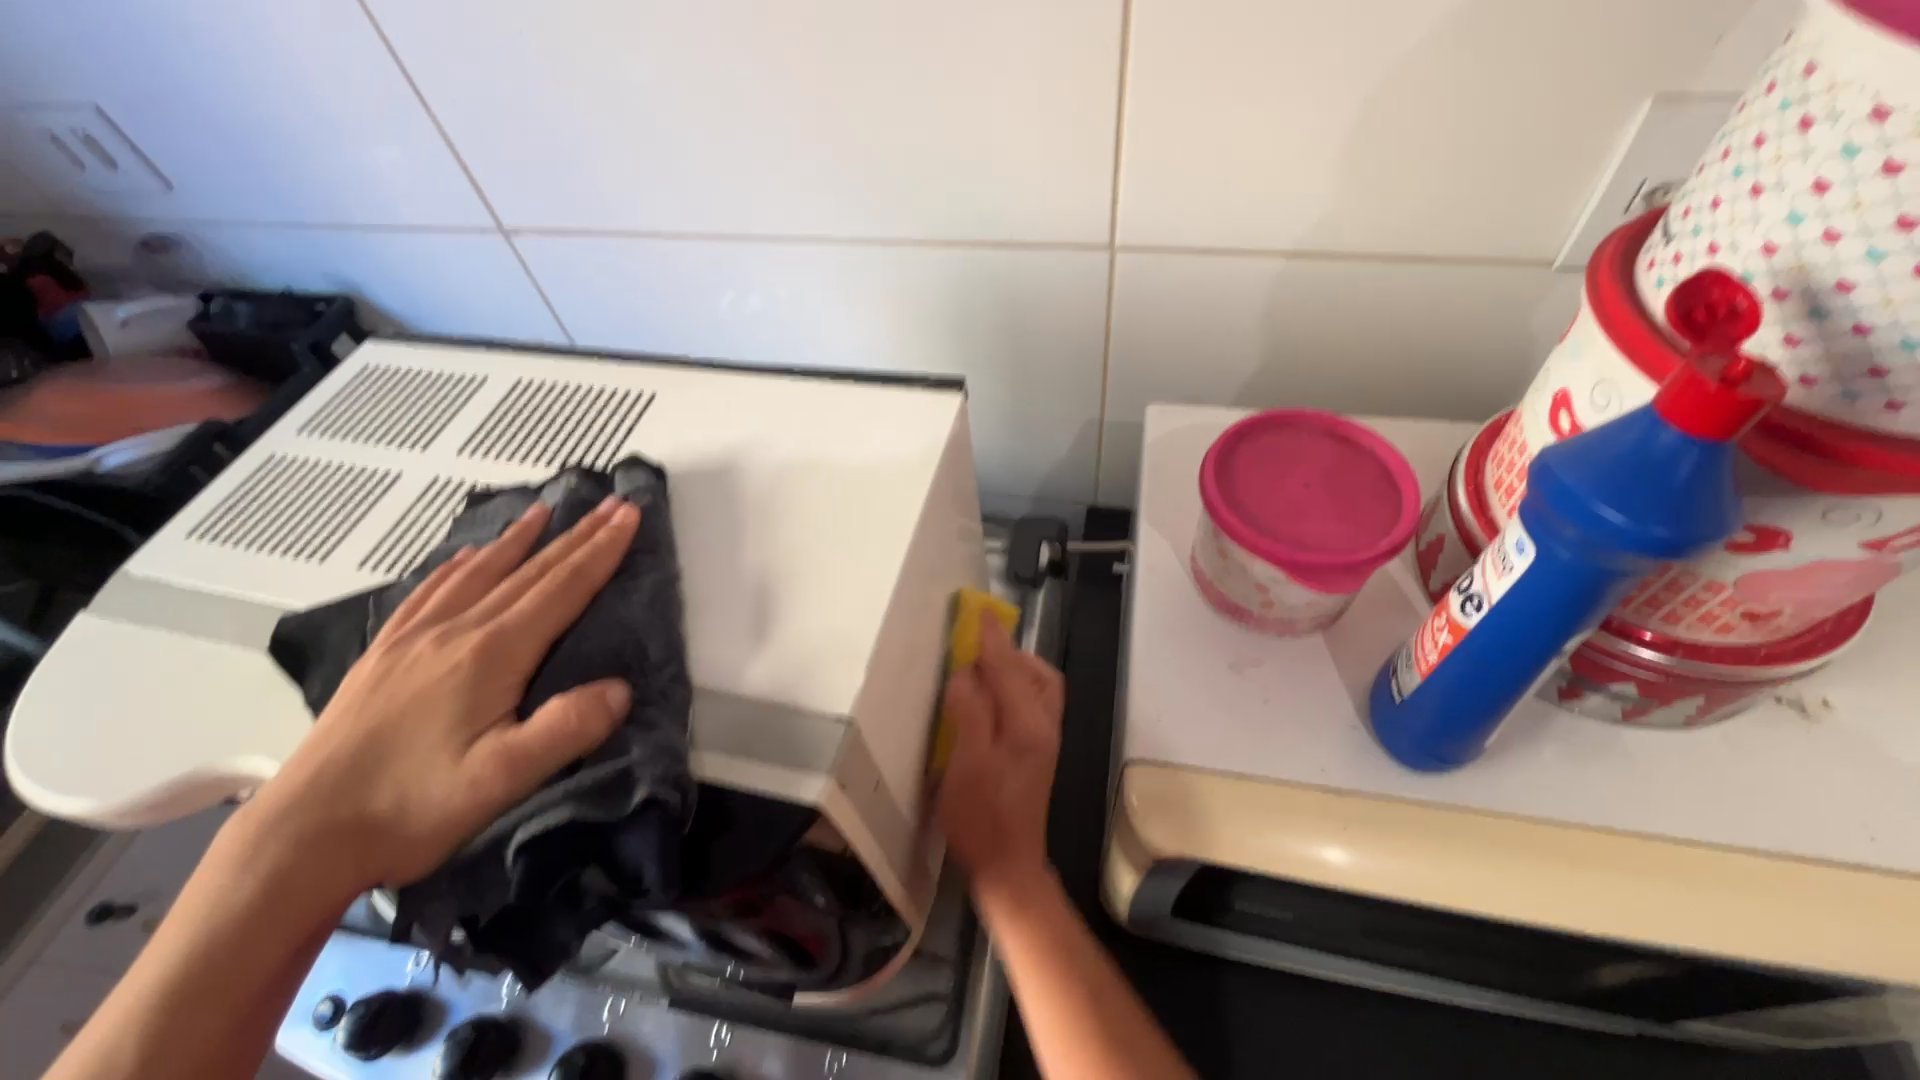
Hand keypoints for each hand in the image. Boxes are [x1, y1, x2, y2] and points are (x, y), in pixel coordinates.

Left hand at [240, 496, 640, 893]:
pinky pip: (429, 593)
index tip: (630, 514)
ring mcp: (412, 641)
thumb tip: (621, 688)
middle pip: (527, 572)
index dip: (600, 551)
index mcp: (490, 654)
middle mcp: (454, 633)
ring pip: (478, 573)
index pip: (561, 590)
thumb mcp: (503, 779)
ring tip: (543, 512)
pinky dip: (457, 566)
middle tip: (610, 503)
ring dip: (518, 540)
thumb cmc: (411, 807)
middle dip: (575, 536)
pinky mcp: (382, 657)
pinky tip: (464, 557)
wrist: (302, 835)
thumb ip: (565, 729)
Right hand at [937, 612, 1065, 900]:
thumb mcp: (966, 762)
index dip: (992, 640)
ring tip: (983, 668)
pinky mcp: (1037, 756)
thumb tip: (966, 672)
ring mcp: (1045, 743)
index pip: (1010, 668)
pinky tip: (992, 700)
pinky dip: (1015, 690)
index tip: (979, 612)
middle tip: (980, 644)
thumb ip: (969, 711)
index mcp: (1028, 724)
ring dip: (1016, 670)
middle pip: (1039, 675)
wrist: (1009, 866)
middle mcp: (1044, 727)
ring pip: (1039, 690)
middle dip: (1012, 652)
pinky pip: (1033, 706)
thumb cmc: (981, 817)